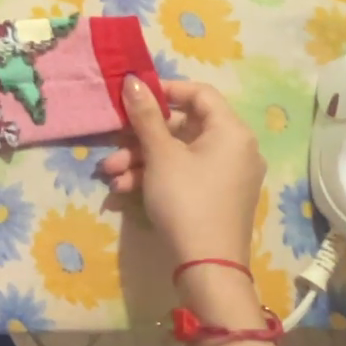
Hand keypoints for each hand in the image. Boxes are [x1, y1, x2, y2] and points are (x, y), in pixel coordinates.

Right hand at [102, 77, 264, 265]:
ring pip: (176, 152)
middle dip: (141, 135)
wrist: (206, 265)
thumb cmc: (185, 199)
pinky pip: (182, 172)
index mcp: (231, 131)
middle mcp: (235, 148)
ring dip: (139, 159)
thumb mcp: (160, 154)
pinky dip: (154, 176)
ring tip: (111, 173)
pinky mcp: (214, 194)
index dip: (165, 90)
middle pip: (183, 125)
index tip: (133, 97)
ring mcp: (225, 173)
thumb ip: (145, 115)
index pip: (199, 93)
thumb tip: (133, 80)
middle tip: (113, 141)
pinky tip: (124, 189)